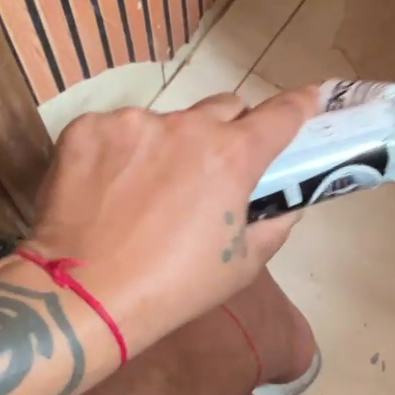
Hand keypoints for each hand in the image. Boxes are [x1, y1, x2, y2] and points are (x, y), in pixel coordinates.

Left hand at [22, 89, 317, 347]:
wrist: (84, 296)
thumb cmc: (176, 286)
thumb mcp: (244, 264)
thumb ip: (274, 224)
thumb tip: (285, 205)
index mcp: (233, 156)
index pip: (281, 115)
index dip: (300, 105)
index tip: (310, 99)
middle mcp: (187, 126)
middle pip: (224, 108)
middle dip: (230, 130)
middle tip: (217, 169)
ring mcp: (132, 123)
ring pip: (168, 121)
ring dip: (172, 145)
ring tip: (149, 192)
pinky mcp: (86, 129)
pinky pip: (118, 131)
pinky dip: (123, 153)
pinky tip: (111, 190)